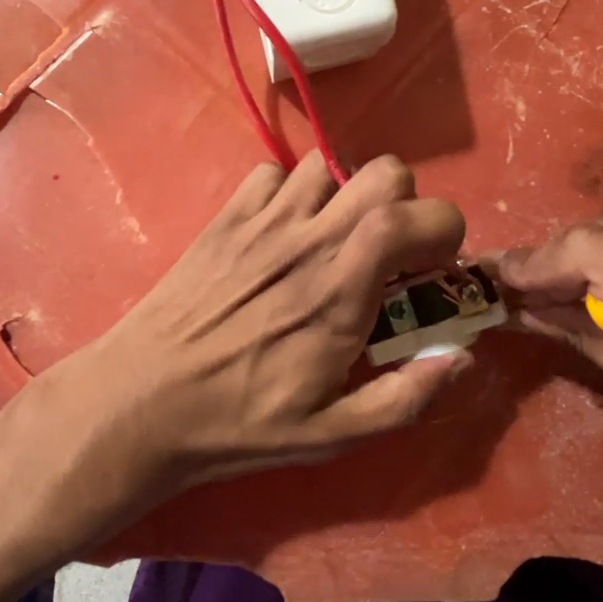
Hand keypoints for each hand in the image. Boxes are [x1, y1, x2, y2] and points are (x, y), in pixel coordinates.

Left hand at [25, 154, 472, 537]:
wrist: (141, 400)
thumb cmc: (238, 424)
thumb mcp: (330, 435)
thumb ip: (405, 398)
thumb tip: (461, 356)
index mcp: (340, 293)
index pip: (414, 217)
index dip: (441, 230)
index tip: (431, 268)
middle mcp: (307, 241)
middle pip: (385, 171)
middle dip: (404, 204)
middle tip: (386, 251)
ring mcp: (262, 222)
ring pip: (329, 165)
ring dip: (344, 196)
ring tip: (331, 240)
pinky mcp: (225, 217)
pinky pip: (272, 174)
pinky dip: (288, 193)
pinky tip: (279, 234)